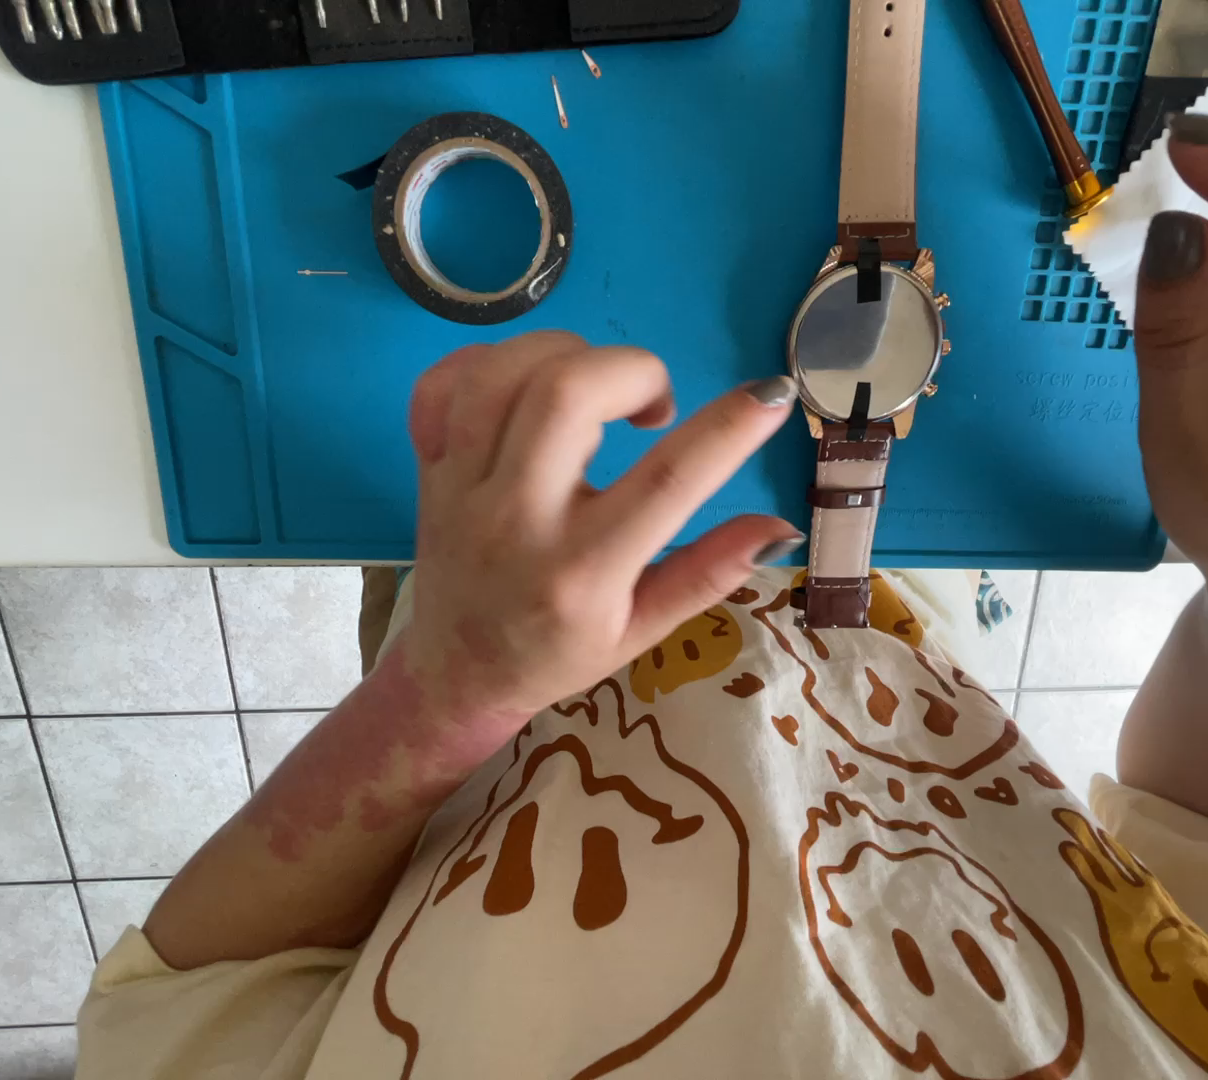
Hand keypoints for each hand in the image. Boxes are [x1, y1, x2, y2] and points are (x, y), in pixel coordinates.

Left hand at [394, 330, 802, 724]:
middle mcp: (516, 520)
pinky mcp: (427, 468)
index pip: (666, 482)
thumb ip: (709, 574)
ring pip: (503, 372)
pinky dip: (492, 361)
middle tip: (655, 408)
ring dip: (568, 355)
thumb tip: (780, 525)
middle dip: (635, 371)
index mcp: (582, 570)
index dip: (728, 429)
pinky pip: (443, 384)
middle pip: (568, 393)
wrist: (457, 672)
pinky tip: (528, 388)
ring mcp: (461, 488)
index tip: (773, 396)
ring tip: (596, 391)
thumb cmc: (558, 653)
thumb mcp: (643, 630)